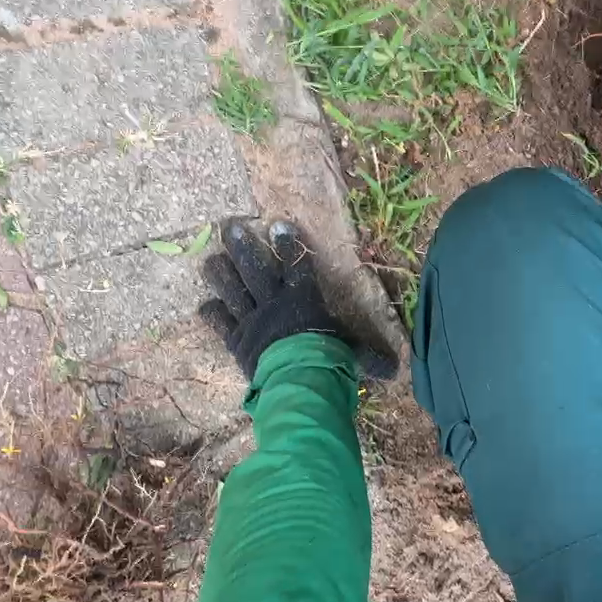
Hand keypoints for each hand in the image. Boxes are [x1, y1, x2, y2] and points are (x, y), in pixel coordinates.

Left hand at [197, 219, 358, 379]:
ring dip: (221, 275)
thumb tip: (397, 370)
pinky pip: (222, 325)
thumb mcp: (356, 354)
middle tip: (229, 228)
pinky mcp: (238, 341)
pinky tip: (204, 306)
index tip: (278, 224)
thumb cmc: (330, 359)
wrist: (299, 377)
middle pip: (256, 269)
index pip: (298, 265)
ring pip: (234, 291)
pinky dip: (213, 315)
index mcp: (304, 299)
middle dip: (243, 248)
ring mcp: (253, 321)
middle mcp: (275, 303)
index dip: (289, 244)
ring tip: (210, 260)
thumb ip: (371, 357)